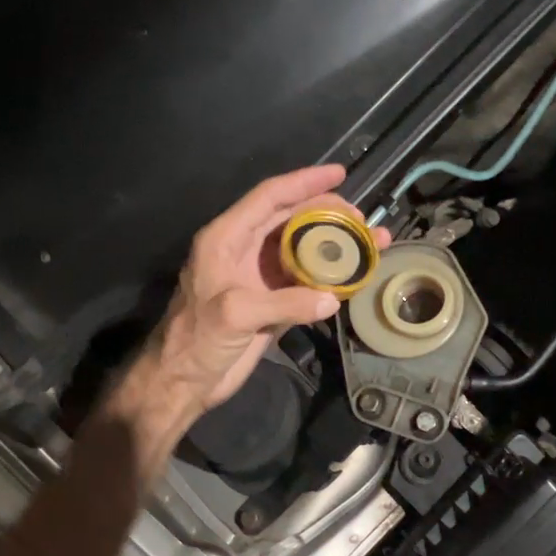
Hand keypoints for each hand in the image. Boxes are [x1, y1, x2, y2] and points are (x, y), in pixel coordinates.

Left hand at [141, 164, 389, 415]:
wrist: (184, 382)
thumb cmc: (197, 340)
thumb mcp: (236, 314)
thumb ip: (285, 303)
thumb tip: (331, 299)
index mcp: (227, 238)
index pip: (270, 197)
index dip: (304, 182)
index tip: (339, 173)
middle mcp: (244, 250)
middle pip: (292, 219)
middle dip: (328, 213)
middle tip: (362, 217)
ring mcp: (260, 277)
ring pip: (304, 250)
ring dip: (335, 245)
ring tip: (371, 241)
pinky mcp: (272, 304)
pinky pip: (307, 282)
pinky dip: (332, 277)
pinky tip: (356, 275)